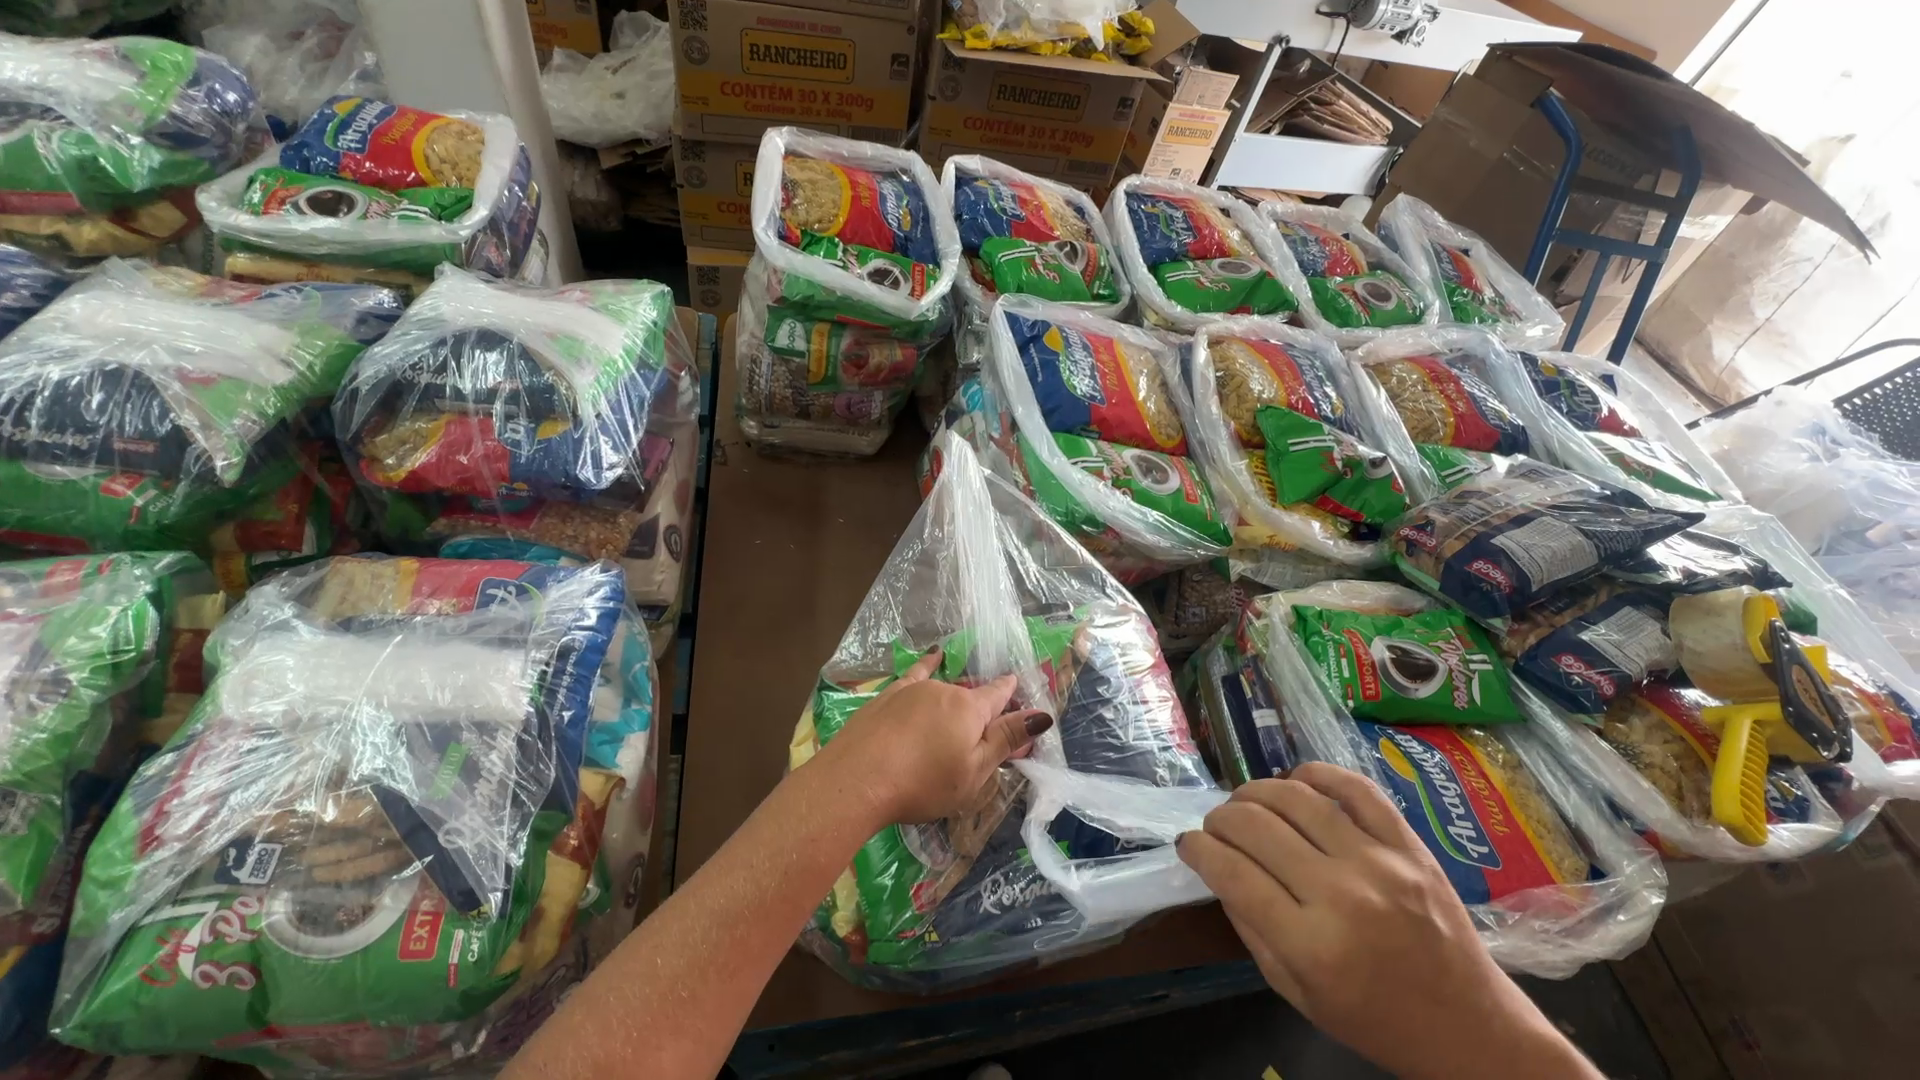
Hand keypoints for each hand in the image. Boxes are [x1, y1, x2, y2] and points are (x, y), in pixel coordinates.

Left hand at [811, 648, 1053, 825]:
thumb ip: (1005, 740)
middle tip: (983, 735)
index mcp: (969, 709)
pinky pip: (915, 673)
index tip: (1020, 693)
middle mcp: (943, 690)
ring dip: (954, 702)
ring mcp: (911, 690)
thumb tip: (1041, 715)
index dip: (1011, 697)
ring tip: (956, 720)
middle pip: (971, 696)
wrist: (856, 781)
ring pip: (943, 689)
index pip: (998, 695)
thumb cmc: (923, 784)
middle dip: (982, 711)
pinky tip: (933, 654)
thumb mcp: (973, 771)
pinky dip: (928, 663)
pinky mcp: (885, 697)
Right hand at [1177, 763, 1600, 1079]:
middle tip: (1215, 828)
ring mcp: (1380, 863)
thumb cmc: (1373, 1020)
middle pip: (1255, 826)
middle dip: (1219, 820)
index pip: (1230, 872)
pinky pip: (1357, 788)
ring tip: (1245, 803)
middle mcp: (1341, 895)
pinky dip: (1317, 773)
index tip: (1188, 845)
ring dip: (1255, 792)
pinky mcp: (1410, 845)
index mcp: (1310, 944)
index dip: (1197, 850)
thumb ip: (1250, 927)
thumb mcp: (1294, 991)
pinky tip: (1296, 779)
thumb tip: (1218, 869)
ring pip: (1295, 798)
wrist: (1469, 1027)